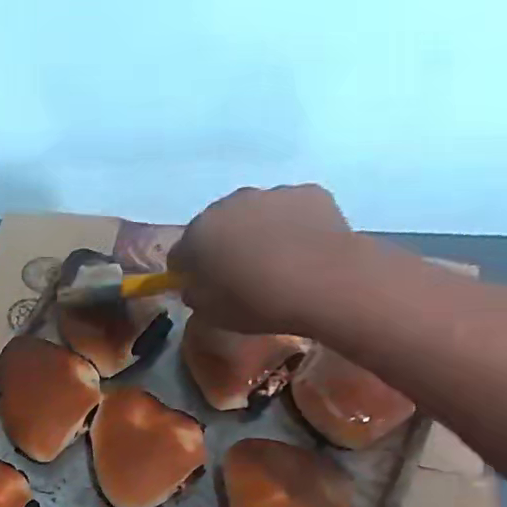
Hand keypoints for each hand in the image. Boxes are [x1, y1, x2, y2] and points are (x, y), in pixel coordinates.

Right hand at [168, 184, 361, 335]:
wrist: (326, 282)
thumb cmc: (258, 303)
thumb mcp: (212, 314)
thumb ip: (194, 294)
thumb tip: (194, 283)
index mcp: (199, 235)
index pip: (180, 254)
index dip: (188, 273)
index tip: (203, 290)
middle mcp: (230, 204)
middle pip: (217, 227)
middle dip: (222, 248)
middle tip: (240, 277)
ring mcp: (270, 193)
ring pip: (254, 215)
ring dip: (257, 234)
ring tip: (277, 265)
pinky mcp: (307, 192)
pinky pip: (290, 211)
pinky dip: (291, 227)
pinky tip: (304, 252)